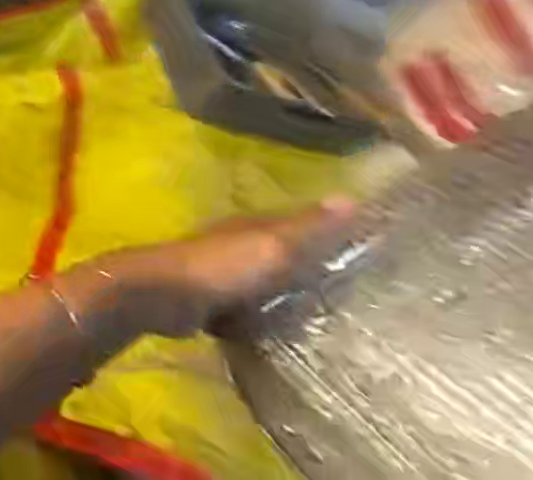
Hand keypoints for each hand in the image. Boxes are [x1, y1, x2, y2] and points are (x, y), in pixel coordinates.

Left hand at [96, 197, 356, 337]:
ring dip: (291, 294)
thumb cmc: (221, 266)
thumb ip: (308, 228)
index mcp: (247, 228)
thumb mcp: (272, 245)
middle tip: (365, 288)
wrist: (163, 295)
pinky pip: (252, 310)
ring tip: (338, 317)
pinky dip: (270, 318)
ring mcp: (219, 275)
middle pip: (280, 255)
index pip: (296, 224)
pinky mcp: (212, 304)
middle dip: (313, 266)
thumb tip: (352, 197)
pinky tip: (293, 334)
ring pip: (265, 282)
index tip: (370, 242)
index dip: (328, 231)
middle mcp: (232, 246)